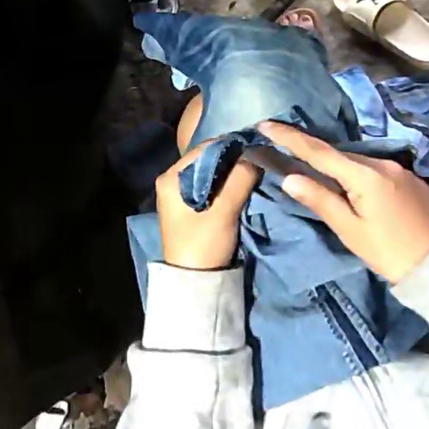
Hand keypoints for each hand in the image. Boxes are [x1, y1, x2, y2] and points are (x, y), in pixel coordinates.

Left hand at [156, 140, 259, 269]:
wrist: (194, 282)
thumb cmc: (203, 244)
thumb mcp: (223, 210)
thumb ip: (240, 179)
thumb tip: (256, 154)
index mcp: (170, 177)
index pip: (204, 148)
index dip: (231, 146)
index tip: (256, 147)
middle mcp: (171, 181)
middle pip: (207, 159)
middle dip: (232, 158)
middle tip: (258, 158)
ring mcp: (179, 194)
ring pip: (211, 172)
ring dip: (231, 172)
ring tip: (254, 170)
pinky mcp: (190, 206)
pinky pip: (211, 185)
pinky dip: (226, 184)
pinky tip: (243, 185)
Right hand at [257, 122, 428, 282]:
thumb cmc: (391, 252)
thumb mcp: (350, 230)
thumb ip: (320, 200)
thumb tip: (290, 177)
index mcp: (364, 175)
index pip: (318, 151)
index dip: (289, 137)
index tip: (265, 124)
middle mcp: (381, 163)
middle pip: (338, 154)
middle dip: (310, 152)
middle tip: (283, 148)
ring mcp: (398, 168)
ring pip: (356, 162)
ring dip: (334, 165)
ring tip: (311, 169)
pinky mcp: (409, 178)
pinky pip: (373, 169)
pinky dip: (354, 173)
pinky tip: (348, 185)